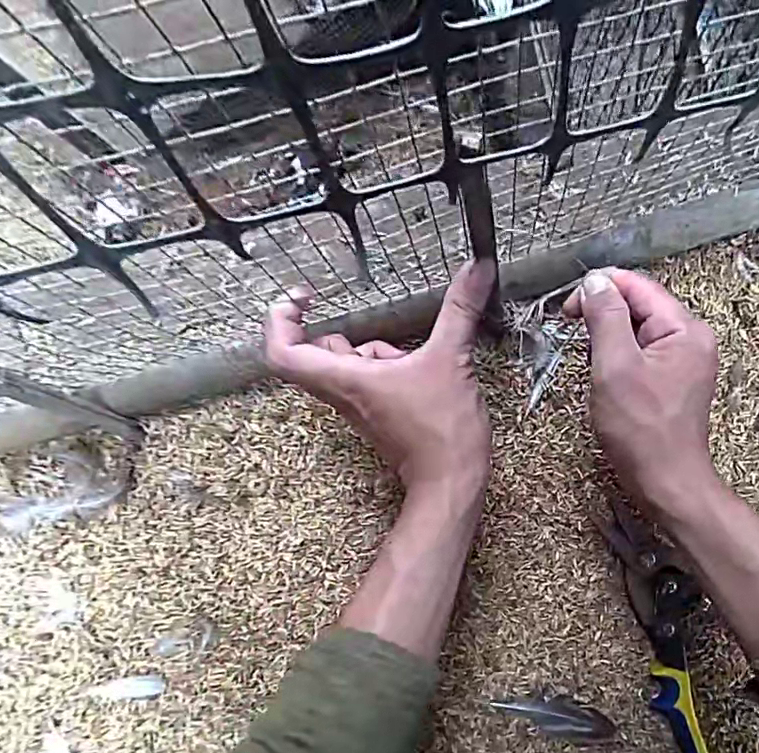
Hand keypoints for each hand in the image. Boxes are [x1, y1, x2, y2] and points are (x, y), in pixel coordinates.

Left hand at [264, 259, 495, 495]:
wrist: (451, 481)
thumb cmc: (443, 430)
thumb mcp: (452, 360)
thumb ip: (460, 310)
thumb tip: (478, 266)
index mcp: (347, 380)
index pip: (283, 352)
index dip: (281, 320)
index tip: (303, 299)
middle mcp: (345, 395)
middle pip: (308, 357)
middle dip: (325, 330)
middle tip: (344, 314)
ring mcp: (360, 408)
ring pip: (340, 369)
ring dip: (361, 349)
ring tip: (397, 348)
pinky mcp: (377, 417)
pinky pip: (362, 383)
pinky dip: (378, 367)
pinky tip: (412, 367)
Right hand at [564, 268, 721, 510]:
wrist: (666, 484)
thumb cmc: (641, 431)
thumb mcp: (615, 367)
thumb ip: (605, 318)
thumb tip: (594, 282)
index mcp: (685, 329)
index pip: (640, 287)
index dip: (600, 288)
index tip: (566, 308)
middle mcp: (691, 341)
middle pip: (640, 308)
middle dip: (603, 315)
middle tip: (572, 335)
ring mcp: (684, 364)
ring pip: (638, 333)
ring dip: (608, 340)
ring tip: (590, 363)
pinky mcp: (673, 385)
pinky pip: (642, 358)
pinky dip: (618, 360)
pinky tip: (604, 378)